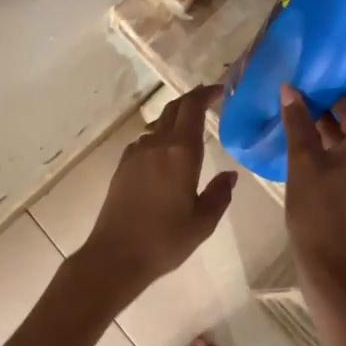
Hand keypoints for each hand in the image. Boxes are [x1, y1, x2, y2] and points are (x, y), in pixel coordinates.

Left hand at [78, 85, 237, 293]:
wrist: (115, 255)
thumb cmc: (164, 240)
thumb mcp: (203, 223)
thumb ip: (219, 195)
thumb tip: (230, 175)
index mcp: (180, 152)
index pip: (192, 108)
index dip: (205, 94)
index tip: (219, 90)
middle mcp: (157, 144)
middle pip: (174, 108)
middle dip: (192, 100)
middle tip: (209, 99)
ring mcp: (136, 152)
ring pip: (159, 123)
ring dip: (175, 117)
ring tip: (190, 127)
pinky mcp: (123, 165)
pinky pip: (146, 139)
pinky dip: (160, 135)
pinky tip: (165, 152)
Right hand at [280, 54, 345, 283]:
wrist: (326, 261)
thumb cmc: (319, 208)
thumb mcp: (303, 161)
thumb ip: (298, 124)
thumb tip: (290, 90)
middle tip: (332, 69)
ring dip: (335, 115)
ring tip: (309, 94)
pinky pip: (344, 150)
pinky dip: (328, 135)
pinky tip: (304, 128)